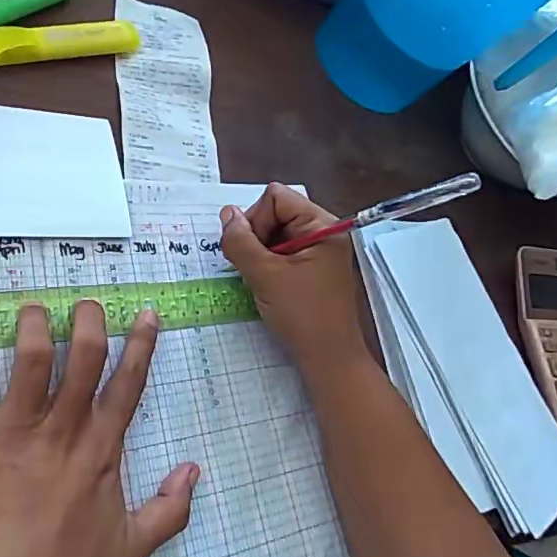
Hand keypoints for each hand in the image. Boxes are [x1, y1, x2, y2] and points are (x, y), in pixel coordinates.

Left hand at [0, 301, 198, 556]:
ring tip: (32, 309)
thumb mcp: (131, 550)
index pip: (129, 385)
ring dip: (33, 325)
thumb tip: (194, 468)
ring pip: (31, 359)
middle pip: (84, 357)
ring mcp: (18, 432)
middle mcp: (64, 431)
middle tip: (85, 305)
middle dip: (89, 320)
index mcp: (102, 453)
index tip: (146, 313)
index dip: (142, 345)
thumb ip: (169, 509)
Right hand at [219, 183, 366, 369]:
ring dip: (258, 252)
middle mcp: (321, 232)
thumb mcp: (265, 275)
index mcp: (321, 225)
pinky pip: (279, 251)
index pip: (275, 198)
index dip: (255, 219)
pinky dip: (265, 263)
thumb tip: (227, 214)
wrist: (329, 358)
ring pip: (272, 233)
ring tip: (259, 278)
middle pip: (274, 212)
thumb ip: (241, 241)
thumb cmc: (302, 315)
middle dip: (255, 236)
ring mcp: (316, 250)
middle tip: (253, 267)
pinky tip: (265, 284)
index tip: (252, 251)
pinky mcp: (310, 268)